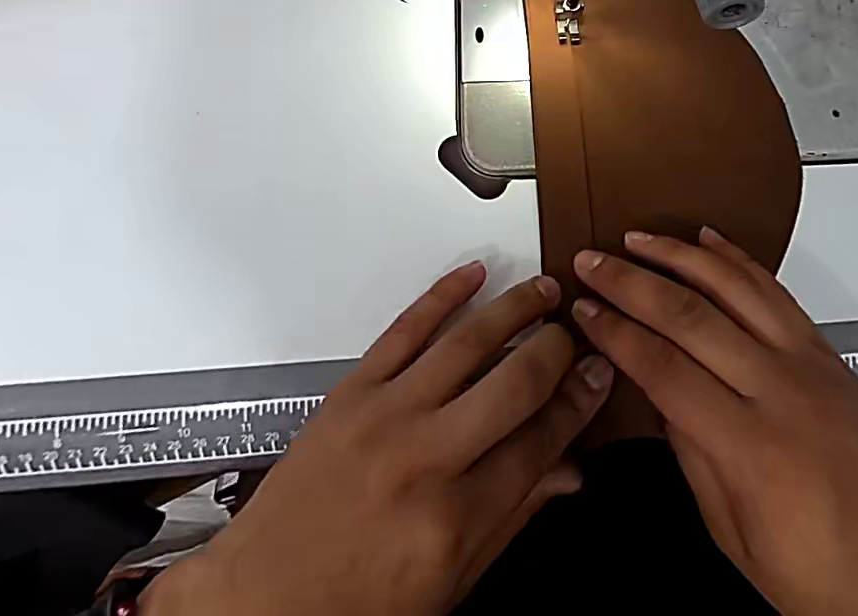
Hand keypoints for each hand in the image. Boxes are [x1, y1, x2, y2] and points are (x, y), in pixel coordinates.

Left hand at [145, 264, 611, 615]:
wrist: (258, 603)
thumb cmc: (350, 607)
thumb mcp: (450, 583)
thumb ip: (514, 515)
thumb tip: (565, 470)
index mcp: (453, 518)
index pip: (541, 441)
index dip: (580, 401)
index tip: (599, 374)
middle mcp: (424, 458)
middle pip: (515, 381)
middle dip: (557, 348)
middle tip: (576, 332)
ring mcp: (385, 414)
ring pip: (468, 342)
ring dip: (515, 307)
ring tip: (544, 290)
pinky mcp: (352, 390)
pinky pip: (406, 327)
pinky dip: (444, 294)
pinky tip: (474, 275)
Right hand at [571, 230, 857, 615]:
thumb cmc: (830, 578)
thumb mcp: (734, 532)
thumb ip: (690, 451)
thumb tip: (656, 392)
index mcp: (751, 448)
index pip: (662, 365)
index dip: (614, 332)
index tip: (585, 309)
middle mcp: (782, 392)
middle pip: (688, 314)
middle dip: (629, 280)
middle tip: (593, 261)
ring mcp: (809, 364)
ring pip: (732, 286)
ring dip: (678, 254)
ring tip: (639, 238)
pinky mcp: (827, 354)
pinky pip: (775, 291)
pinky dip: (738, 260)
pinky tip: (710, 242)